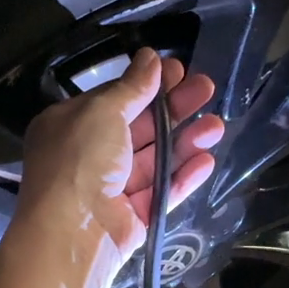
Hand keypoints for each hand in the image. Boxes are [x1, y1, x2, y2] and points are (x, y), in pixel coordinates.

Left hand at [19, 47, 224, 258]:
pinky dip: (183, 176)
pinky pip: (162, 191)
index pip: (114, 100)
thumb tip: (150, 57)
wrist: (73, 230)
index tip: (178, 70)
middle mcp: (90, 156)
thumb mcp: (102, 111)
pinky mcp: (135, 216)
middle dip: (174, 108)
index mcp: (71, 126)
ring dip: (186, 140)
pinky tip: (207, 159)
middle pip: (140, 128)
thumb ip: (132, 87)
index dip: (147, 85)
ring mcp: (113, 189)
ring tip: (216, 125)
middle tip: (206, 89)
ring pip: (155, 159)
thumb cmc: (80, 159)